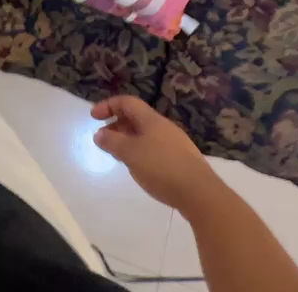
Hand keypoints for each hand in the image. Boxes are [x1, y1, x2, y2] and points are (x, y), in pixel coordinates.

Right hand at [90, 95, 224, 212]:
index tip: (94, 118)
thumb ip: (111, 142)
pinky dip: (143, 153)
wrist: (203, 195)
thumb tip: (99, 134)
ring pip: (147, 135)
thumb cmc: (162, 168)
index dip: (108, 106)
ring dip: (129, 141)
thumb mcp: (130, 153)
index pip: (126, 102)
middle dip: (117, 125)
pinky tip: (142, 169)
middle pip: (137, 118)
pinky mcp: (184, 162)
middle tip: (105, 139)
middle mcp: (165, 127)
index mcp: (151, 120)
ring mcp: (177, 145)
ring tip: (120, 156)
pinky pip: (157, 149)